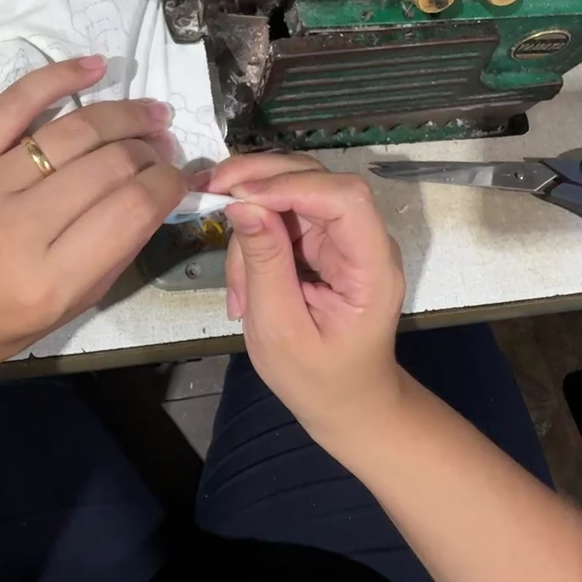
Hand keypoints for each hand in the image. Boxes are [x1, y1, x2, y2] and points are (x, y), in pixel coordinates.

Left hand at [0, 56, 185, 391]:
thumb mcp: (68, 308)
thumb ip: (117, 249)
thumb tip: (158, 191)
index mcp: (50, 280)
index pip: (134, 207)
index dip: (170, 182)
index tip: (180, 176)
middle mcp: (17, 229)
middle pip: (109, 163)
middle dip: (151, 150)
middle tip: (164, 149)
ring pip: (73, 130)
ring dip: (124, 115)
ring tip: (150, 114)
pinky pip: (13, 103)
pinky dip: (58, 77)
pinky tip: (94, 68)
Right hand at [207, 154, 406, 443]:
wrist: (346, 402)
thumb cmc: (318, 379)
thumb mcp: (279, 330)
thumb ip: (264, 264)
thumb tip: (242, 204)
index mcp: (372, 266)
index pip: (344, 198)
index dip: (292, 185)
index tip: (239, 195)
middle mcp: (364, 238)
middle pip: (316, 179)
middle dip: (260, 180)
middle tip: (209, 192)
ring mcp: (343, 236)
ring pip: (292, 189)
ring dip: (252, 219)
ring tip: (237, 284)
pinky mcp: (323, 239)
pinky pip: (283, 214)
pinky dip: (255, 236)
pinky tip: (243, 280)